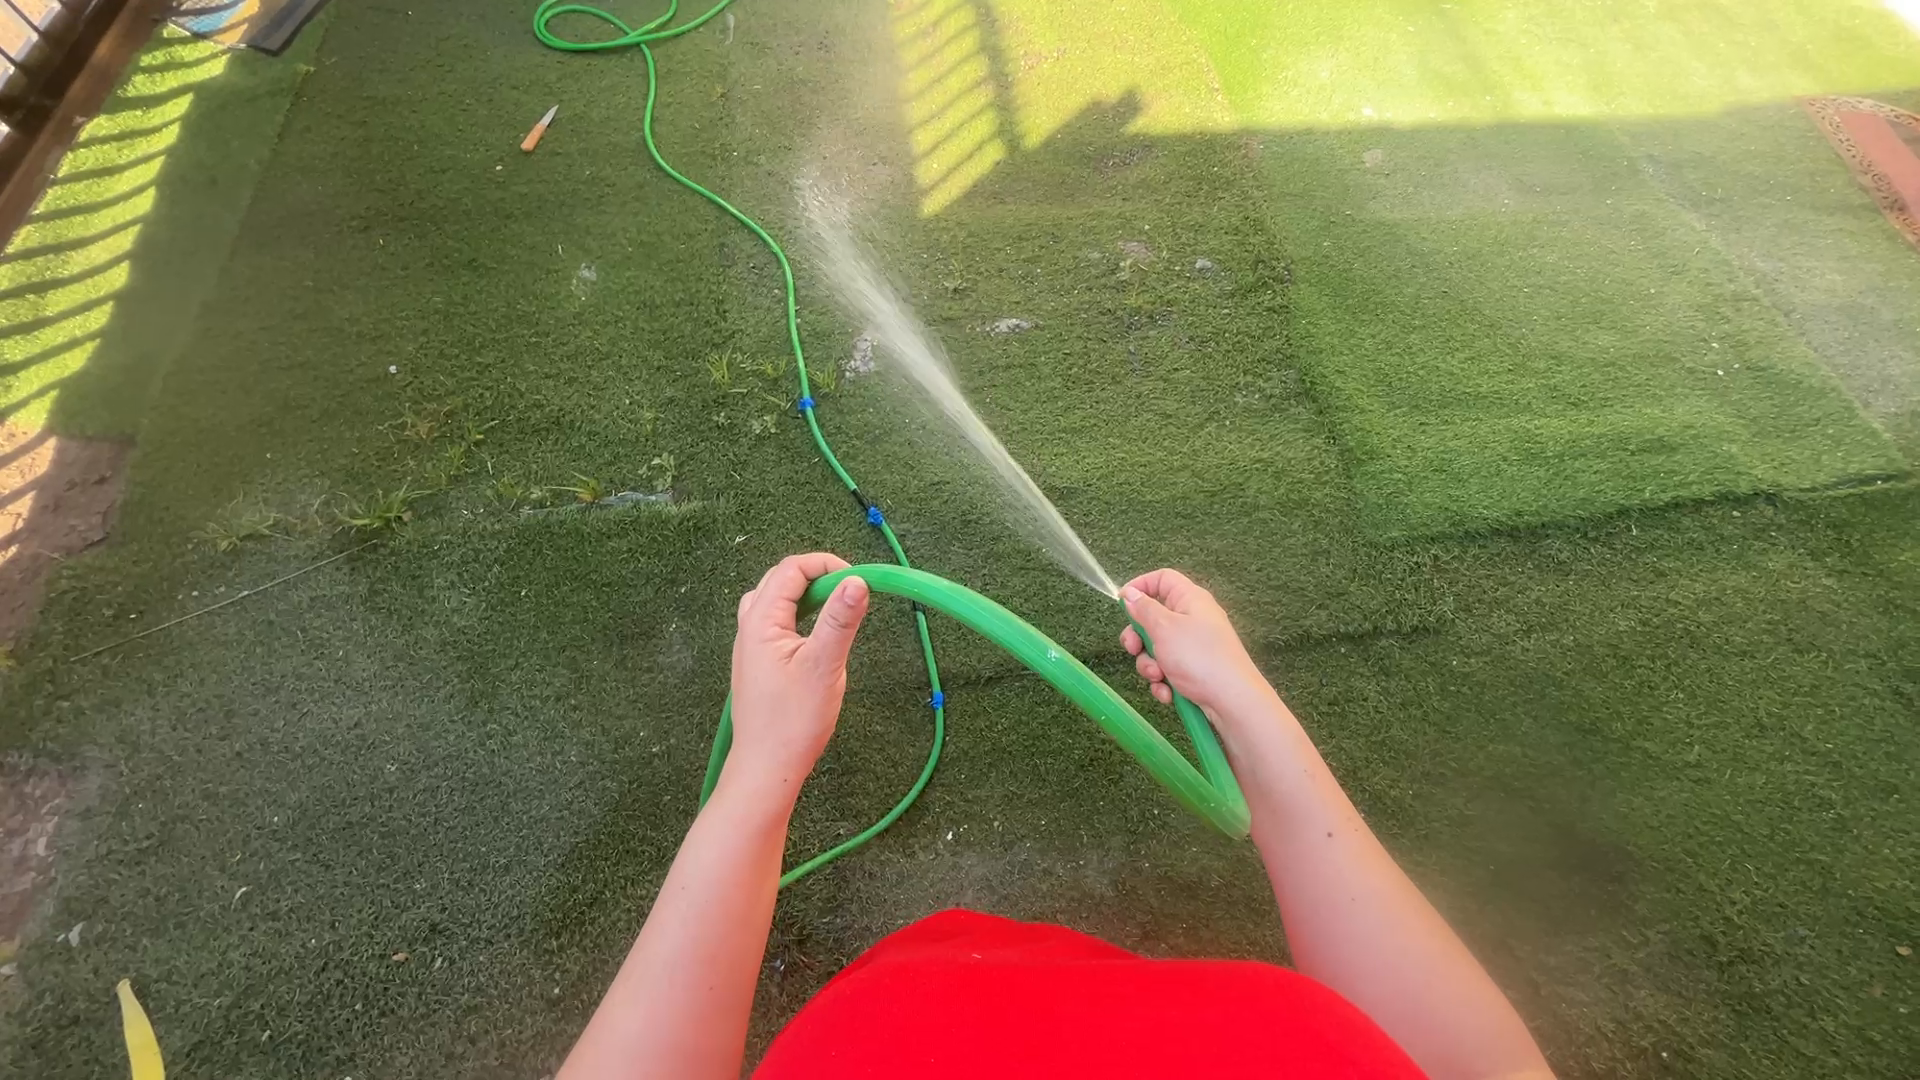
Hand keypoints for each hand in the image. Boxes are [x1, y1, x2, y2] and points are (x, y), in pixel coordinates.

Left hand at [726, 553, 870, 796]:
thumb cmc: (794, 719)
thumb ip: (840, 620)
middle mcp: (750, 626)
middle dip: (818, 577)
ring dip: (807, 596)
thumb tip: (858, 580)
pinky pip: (777, 623)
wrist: (767, 768)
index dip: (826, 565)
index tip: (859, 581)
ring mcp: (751, 646)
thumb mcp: (824, 665)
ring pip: (776, 601)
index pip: (791, 569)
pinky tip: (818, 637)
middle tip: (850, 593)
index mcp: (761, 620)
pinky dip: (800, 616)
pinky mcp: (759, 663)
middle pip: (781, 580)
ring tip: (835, 611)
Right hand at [1119, 569, 1266, 714]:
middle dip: (1139, 637)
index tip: (1121, 602)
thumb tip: (1129, 593)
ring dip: (1149, 664)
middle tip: (1133, 649)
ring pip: (1156, 648)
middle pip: (1153, 617)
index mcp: (1190, 599)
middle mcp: (1192, 619)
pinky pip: (1167, 669)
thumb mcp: (1164, 628)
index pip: (1162, 579)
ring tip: (1158, 676)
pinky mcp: (1193, 670)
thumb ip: (1143, 609)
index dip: (1140, 585)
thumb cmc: (1199, 658)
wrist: (1232, 702)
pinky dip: (1163, 681)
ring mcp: (1193, 646)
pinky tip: (1168, 692)